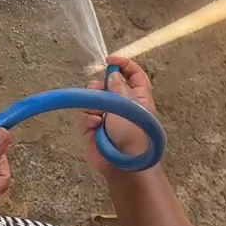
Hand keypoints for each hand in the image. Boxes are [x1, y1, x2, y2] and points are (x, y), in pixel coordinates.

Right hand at [83, 54, 160, 175]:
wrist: (124, 165)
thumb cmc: (133, 134)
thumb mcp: (128, 106)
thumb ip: (118, 88)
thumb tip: (113, 74)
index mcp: (139, 99)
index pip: (134, 75)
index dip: (124, 64)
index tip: (109, 60)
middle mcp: (123, 106)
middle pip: (108, 86)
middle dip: (100, 85)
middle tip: (97, 89)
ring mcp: (108, 118)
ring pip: (93, 100)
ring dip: (93, 104)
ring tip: (97, 113)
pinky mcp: (94, 130)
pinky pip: (86, 117)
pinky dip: (89, 119)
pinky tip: (94, 125)